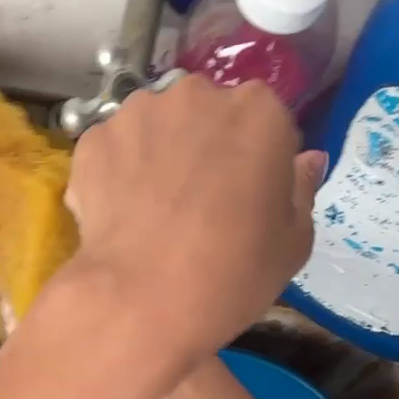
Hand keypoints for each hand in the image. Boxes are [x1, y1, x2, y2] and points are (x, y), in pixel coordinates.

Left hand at [41, 77, 324, 398]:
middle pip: (205, 119)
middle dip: (201, 153)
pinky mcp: (93, 142)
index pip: (265, 128)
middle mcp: (198, 95)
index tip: (243, 205)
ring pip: (153, 130)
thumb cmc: (228, 277)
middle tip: (193, 211)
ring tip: (149, 216)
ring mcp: (139, 114)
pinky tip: (115, 219)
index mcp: (260, 112)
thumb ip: (301, 192)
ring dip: (154, 159)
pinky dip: (112, 177)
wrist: (139, 302)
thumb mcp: (291, 246)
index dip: (255, 168)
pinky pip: (109, 153)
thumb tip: (305, 161)